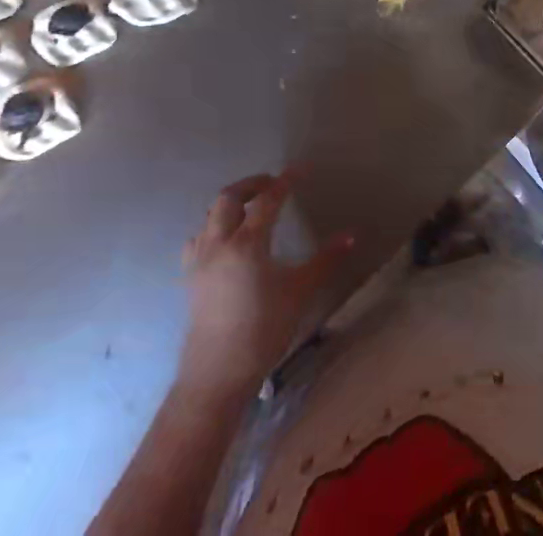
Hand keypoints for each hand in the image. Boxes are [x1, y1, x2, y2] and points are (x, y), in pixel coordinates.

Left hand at [180, 172, 352, 389]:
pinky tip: (226, 240)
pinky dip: (214, 227)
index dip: (284, 182)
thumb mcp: (300, 291)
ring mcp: (199, 261)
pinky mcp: (190, 278)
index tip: (299, 170)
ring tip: (251, 208)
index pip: (267, 201)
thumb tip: (351, 235)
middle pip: (228, 199)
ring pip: (209, 216)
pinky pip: (199, 238)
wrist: (218, 372)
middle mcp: (218, 244)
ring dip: (230, 204)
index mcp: (247, 243)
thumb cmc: (264, 328)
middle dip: (251, 185)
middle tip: (273, 184)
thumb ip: (325, 260)